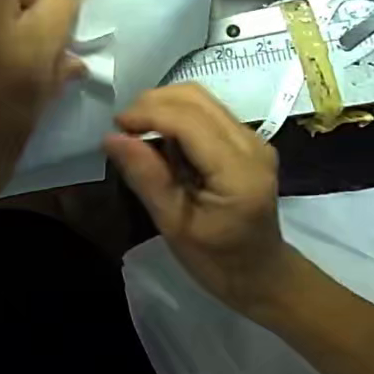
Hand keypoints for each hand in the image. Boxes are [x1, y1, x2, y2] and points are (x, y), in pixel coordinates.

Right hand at [102, 84, 300, 320]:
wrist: (261, 275)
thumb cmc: (217, 261)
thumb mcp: (174, 225)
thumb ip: (146, 177)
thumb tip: (112, 137)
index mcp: (238, 171)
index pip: (188, 120)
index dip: (147, 114)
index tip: (115, 127)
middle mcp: (251, 143)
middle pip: (195, 98)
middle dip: (152, 104)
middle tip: (123, 128)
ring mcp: (253, 138)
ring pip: (201, 99)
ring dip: (163, 106)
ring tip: (137, 132)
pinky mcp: (247, 139)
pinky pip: (207, 111)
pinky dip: (177, 115)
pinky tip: (161, 140)